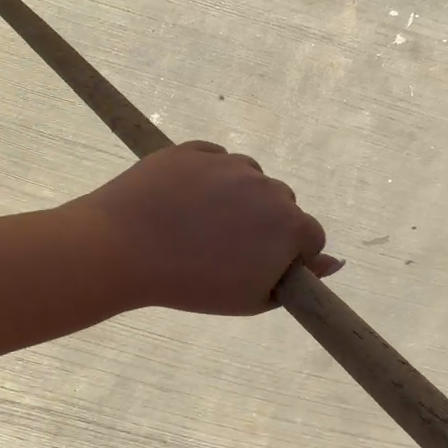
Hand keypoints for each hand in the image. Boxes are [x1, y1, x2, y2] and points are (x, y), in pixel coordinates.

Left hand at [70, 141, 342, 315]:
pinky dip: (202, 172)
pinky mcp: (186, 151)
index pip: (306, 235)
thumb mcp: (250, 297)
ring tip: (193, 217)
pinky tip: (180, 194)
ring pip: (244, 175)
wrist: (117, 248)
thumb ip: (295, 278)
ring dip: (231, 192)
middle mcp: (264, 187)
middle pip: (276, 202)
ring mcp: (223, 164)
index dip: (282, 251)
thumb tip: (330, 261)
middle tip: (214, 239)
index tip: (249, 260)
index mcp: (290, 224)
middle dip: (257, 219)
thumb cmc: (186, 282)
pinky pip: (209, 157)